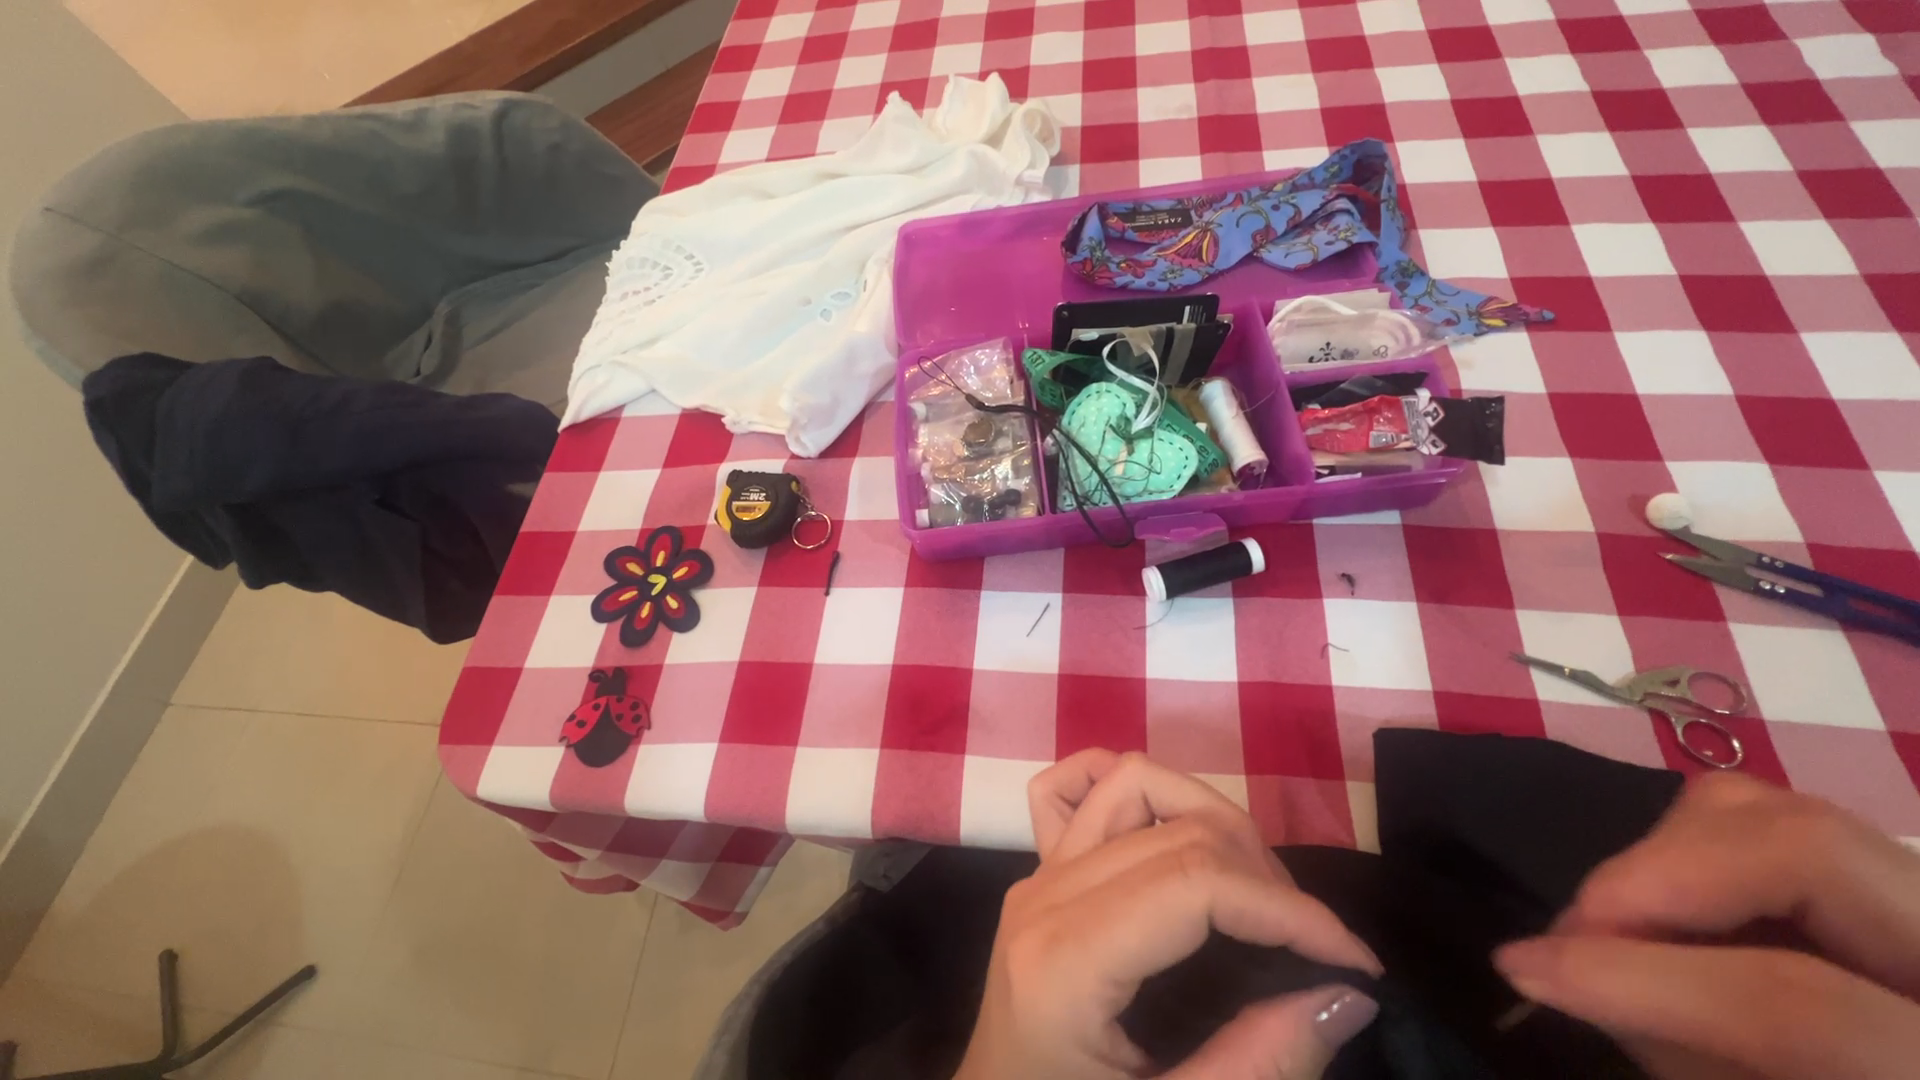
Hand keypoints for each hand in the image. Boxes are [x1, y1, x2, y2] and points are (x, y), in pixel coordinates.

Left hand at [954, 750, 1382, 1079]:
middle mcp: (1044, 893)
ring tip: (1256, 891)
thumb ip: (1259, 1062)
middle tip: (1312, 945)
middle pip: (1176, 830)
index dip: (1288, 910)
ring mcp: (1036, 872)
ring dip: (1212, 819)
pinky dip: (1128, 790)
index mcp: (1066, 958)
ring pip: (1133, 783)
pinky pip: (1072, 789)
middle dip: (1265, 874)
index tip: (1354, 960)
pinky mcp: (1038, 870)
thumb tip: (1349, 992)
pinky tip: (1166, 827)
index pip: (1194, 884)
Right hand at [1495, 772, 1919, 1079]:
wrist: (1888, 1067)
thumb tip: (1565, 968)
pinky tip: (1677, 906)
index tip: (1521, 965)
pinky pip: (1770, 819)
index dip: (1637, 977)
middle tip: (1575, 927)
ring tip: (1621, 917)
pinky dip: (1691, 849)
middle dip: (1647, 874)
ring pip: (1772, 809)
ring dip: (1661, 855)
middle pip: (1799, 845)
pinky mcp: (1896, 875)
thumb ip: (1679, 1051)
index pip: (1795, 1002)